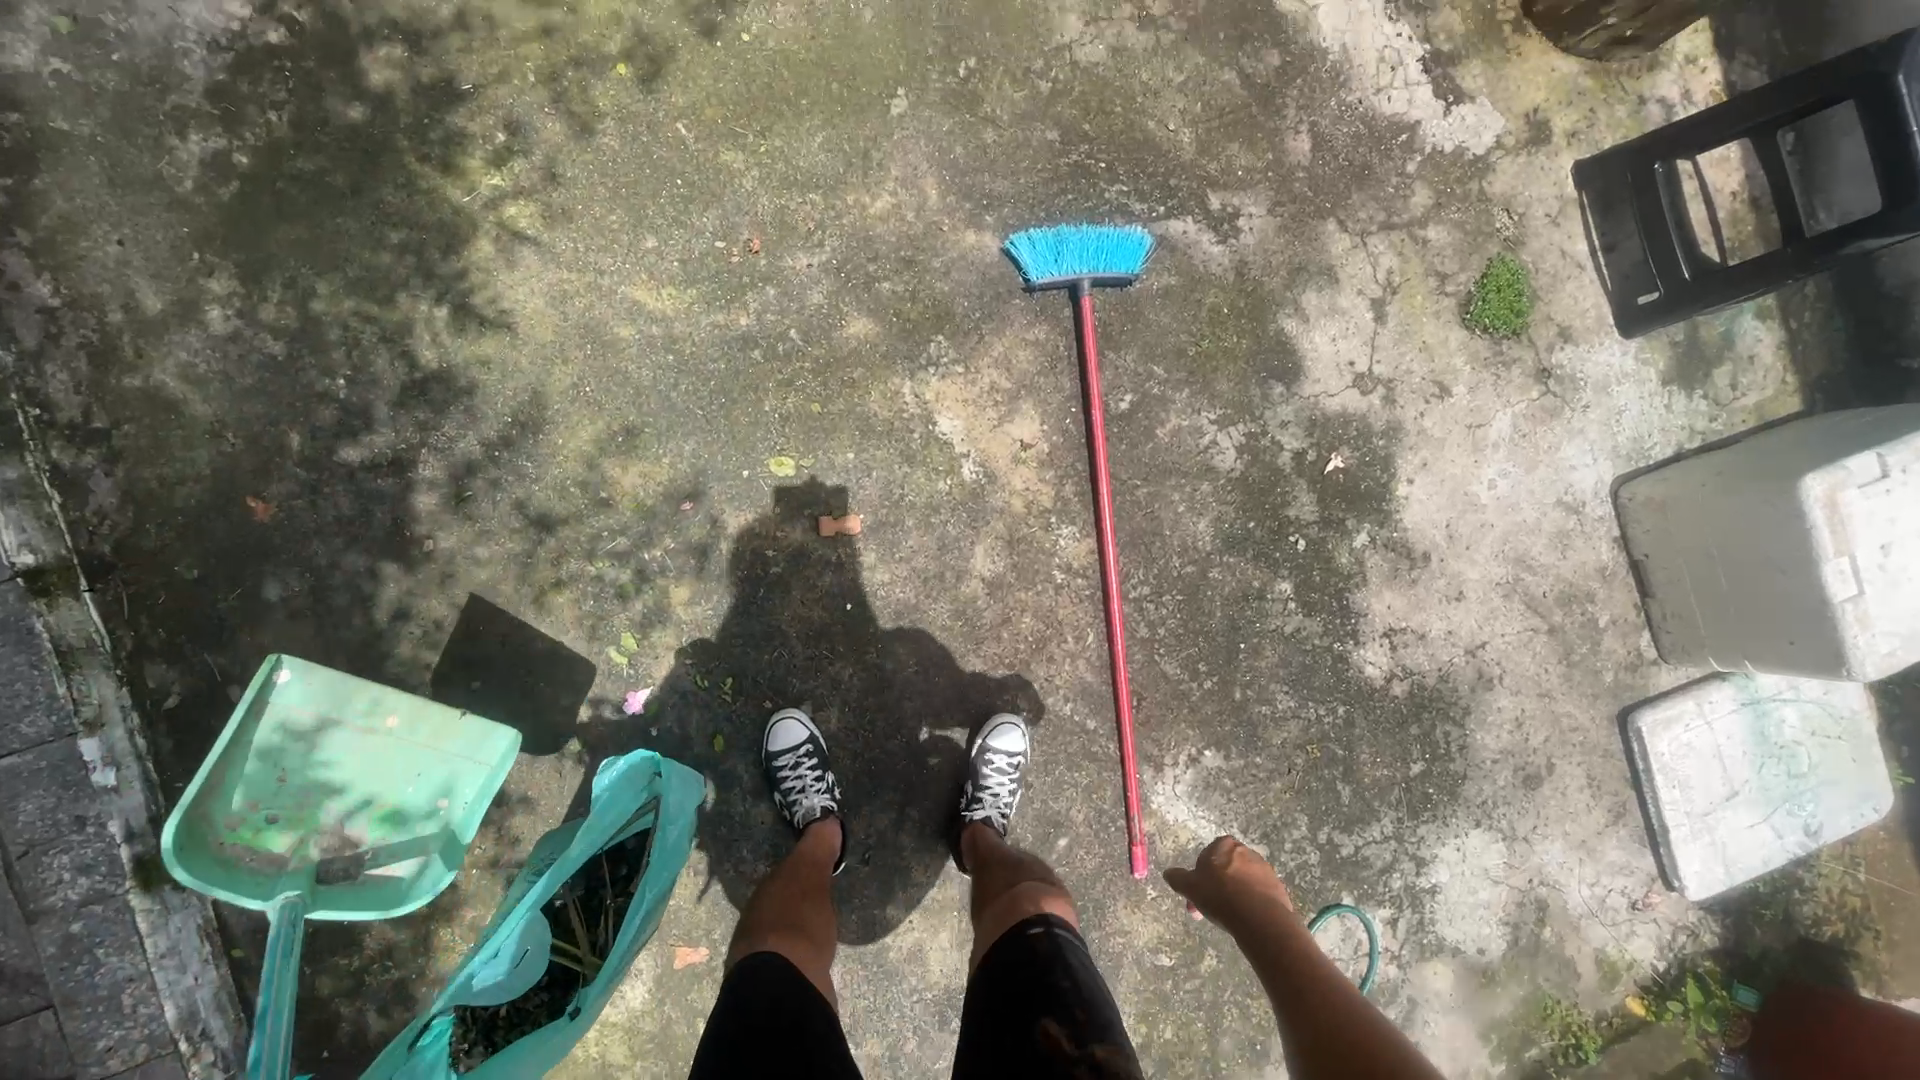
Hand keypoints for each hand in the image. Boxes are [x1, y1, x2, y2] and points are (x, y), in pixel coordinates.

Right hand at [1164, 835, 1294, 935]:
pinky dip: (1250, 904)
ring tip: (1227, 917)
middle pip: (1225, 869)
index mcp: (1224, 844)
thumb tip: (1168, 873)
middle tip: (1208, 909)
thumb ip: (1177, 878)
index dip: (1200, 875)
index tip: (1197, 894)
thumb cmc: (1220, 895)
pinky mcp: (1278, 888)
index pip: (1208, 854)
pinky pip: (1258, 894)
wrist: (1259, 917)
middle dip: (1216, 887)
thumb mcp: (1190, 886)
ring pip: (1242, 882)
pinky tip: (1244, 919)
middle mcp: (1246, 851)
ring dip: (1233, 895)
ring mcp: (1265, 870)